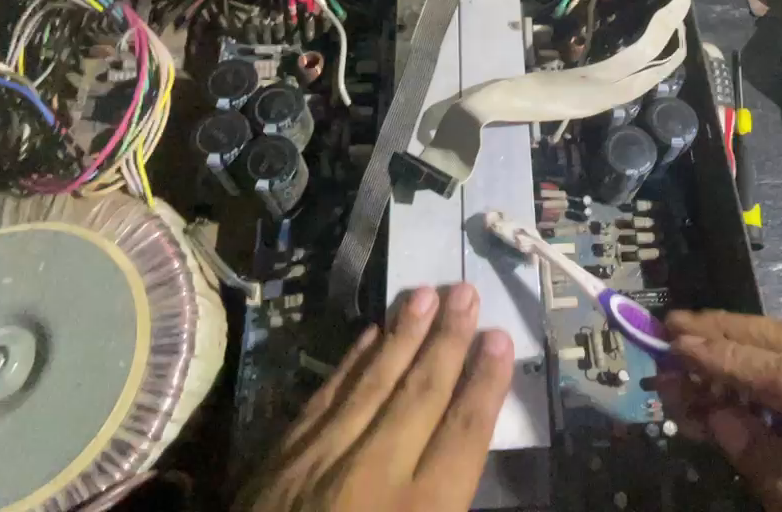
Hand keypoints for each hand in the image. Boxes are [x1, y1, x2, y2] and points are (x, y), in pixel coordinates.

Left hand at [237, 284, 514, 511]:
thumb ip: (446, 506)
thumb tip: (464, 465)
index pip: (461, 435)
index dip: (484, 383)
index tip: (501, 338)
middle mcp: (372, 478)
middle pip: (420, 394)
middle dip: (448, 340)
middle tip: (465, 291)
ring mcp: (320, 462)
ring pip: (372, 382)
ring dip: (403, 335)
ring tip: (425, 292)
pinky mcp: (281, 459)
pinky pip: (326, 395)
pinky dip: (351, 361)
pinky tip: (370, 334)